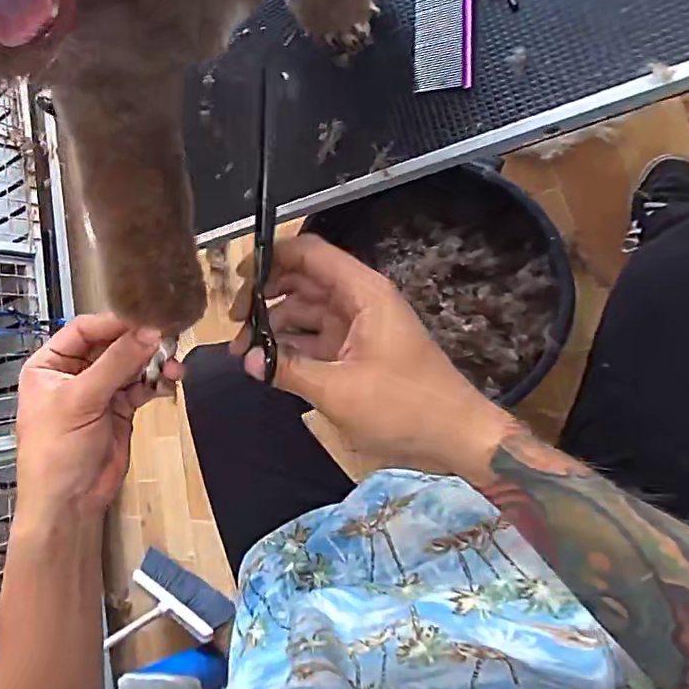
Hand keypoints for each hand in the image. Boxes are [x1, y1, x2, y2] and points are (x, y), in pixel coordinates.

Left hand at [13, 314, 182, 522]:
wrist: (69, 503)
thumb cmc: (56, 450)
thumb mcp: (81, 400)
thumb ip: (117, 362)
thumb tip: (151, 331)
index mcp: (50, 364)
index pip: (85, 329)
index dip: (116, 323)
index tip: (147, 319)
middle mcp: (75, 372)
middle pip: (113, 344)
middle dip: (141, 343)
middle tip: (169, 340)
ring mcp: (100, 389)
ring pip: (132, 363)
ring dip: (155, 363)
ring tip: (174, 368)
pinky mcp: (121, 406)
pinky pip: (143, 384)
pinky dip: (158, 381)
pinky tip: (172, 382)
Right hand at [229, 233, 510, 475]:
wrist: (455, 435)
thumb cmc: (404, 407)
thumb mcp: (340, 391)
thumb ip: (289, 370)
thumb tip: (247, 359)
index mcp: (362, 292)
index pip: (310, 253)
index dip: (271, 257)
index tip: (238, 279)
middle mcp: (360, 299)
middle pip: (304, 280)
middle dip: (265, 296)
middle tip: (233, 322)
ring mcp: (359, 325)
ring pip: (308, 310)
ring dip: (276, 325)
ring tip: (242, 351)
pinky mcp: (358, 350)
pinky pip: (318, 337)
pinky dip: (293, 346)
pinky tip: (268, 363)